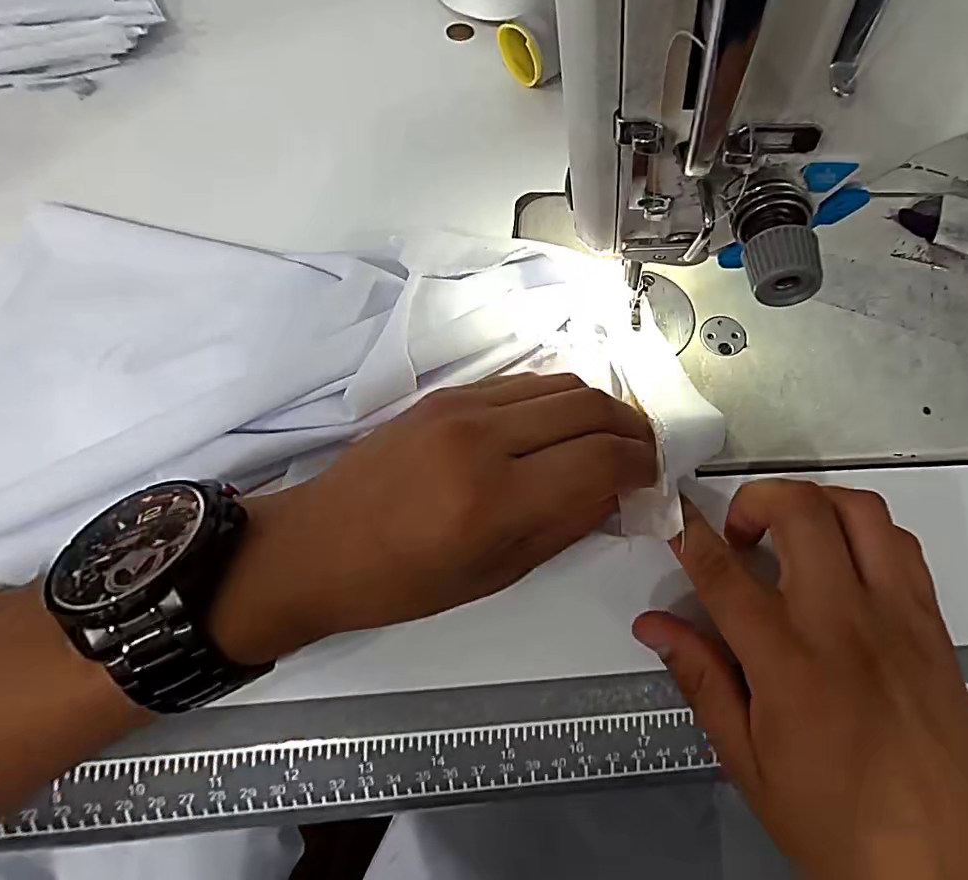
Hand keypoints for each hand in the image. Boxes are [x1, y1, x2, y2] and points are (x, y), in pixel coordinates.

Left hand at [210, 373, 657, 664]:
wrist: (314, 546)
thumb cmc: (400, 583)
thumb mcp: (494, 574)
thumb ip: (565, 526)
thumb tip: (617, 493)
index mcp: (493, 499)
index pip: (600, 459)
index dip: (641, 464)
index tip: (653, 477)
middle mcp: (482, 438)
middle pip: (590, 407)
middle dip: (632, 428)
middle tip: (644, 453)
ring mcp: (463, 405)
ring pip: (562, 384)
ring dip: (599, 407)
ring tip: (610, 436)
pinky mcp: (448, 393)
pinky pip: (525, 383)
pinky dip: (559, 399)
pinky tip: (562, 425)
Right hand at [633, 481, 967, 879]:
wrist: (943, 860)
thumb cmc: (842, 822)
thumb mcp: (747, 760)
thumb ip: (700, 678)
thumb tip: (657, 629)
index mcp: (788, 662)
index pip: (723, 573)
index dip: (691, 534)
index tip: (678, 520)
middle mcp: (842, 622)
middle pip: (797, 511)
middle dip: (755, 500)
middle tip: (740, 531)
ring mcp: (894, 614)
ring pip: (856, 509)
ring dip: (813, 501)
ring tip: (792, 529)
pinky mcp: (929, 619)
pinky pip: (900, 541)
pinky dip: (863, 529)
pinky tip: (845, 555)